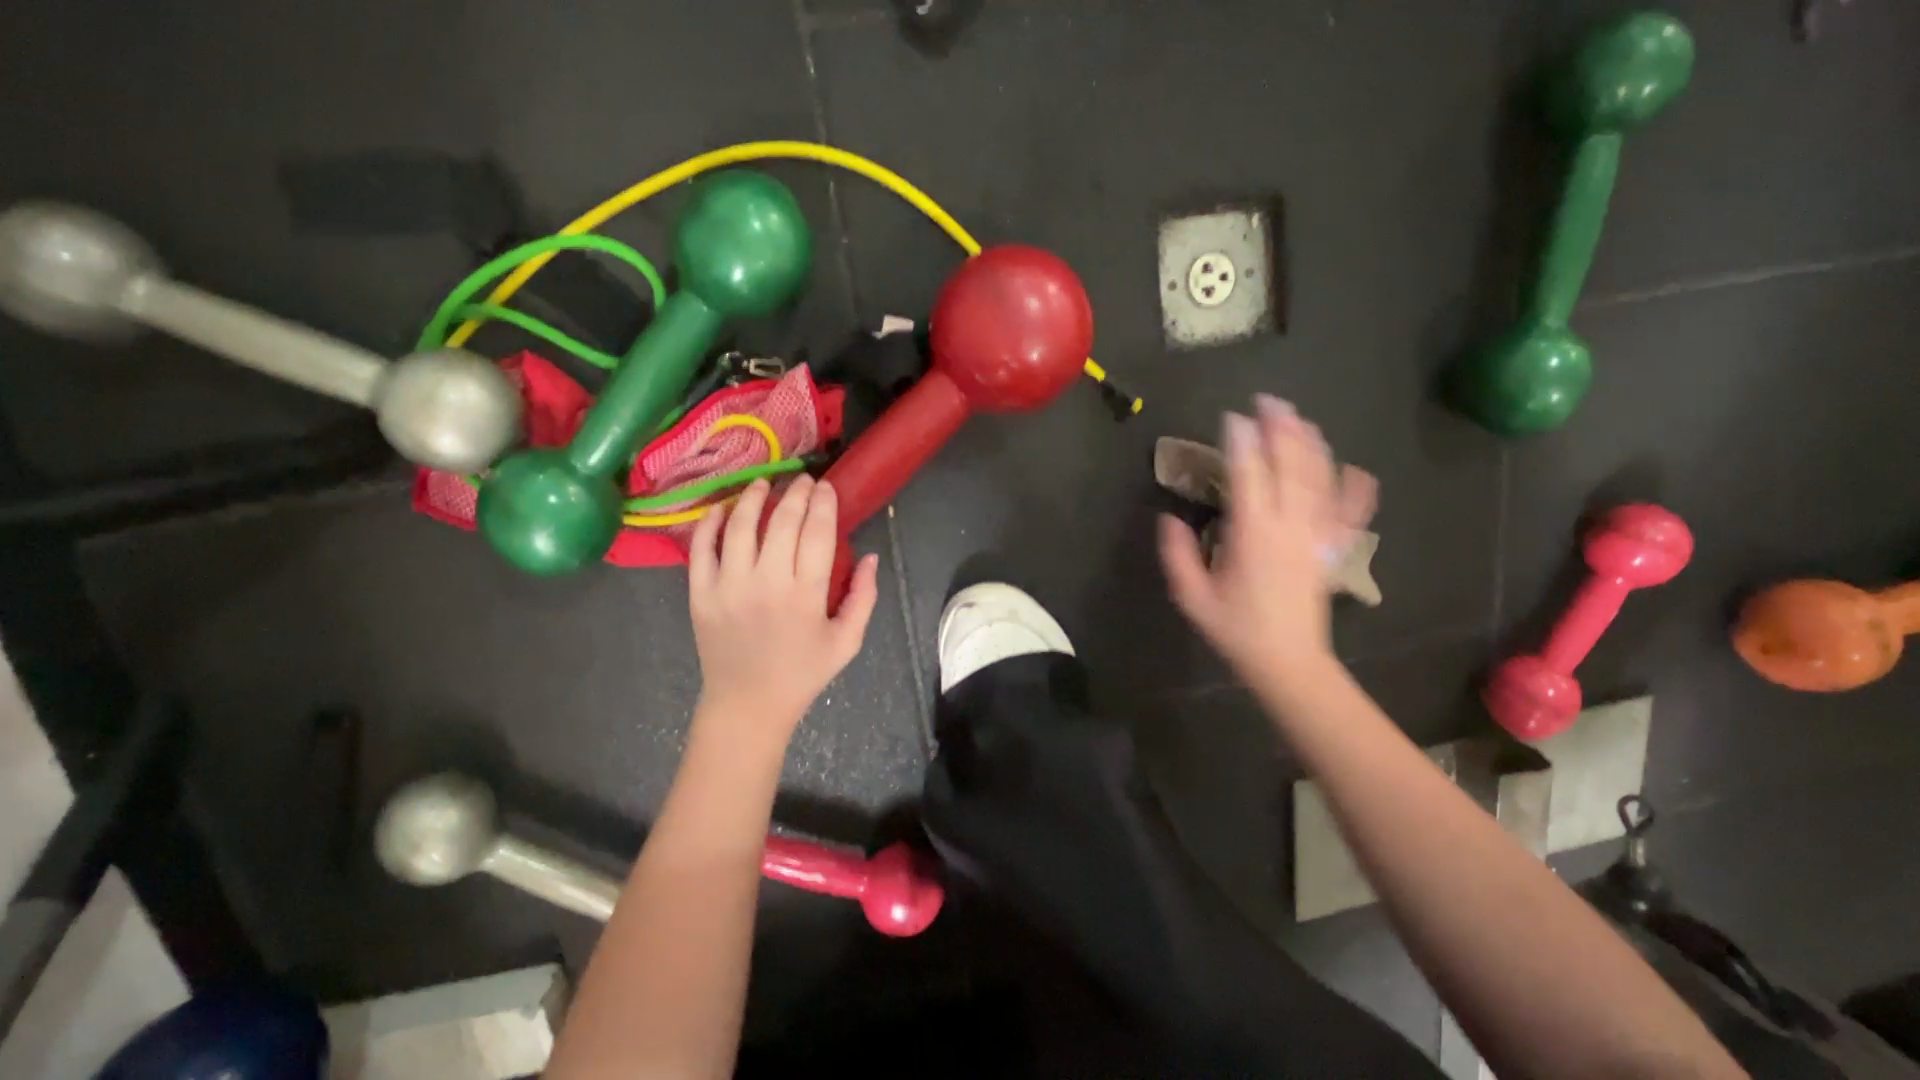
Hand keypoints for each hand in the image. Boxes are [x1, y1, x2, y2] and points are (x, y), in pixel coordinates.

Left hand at [687, 476, 880, 738]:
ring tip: (764, 483)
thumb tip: (870, 555)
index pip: (818, 532)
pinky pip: (701, 548)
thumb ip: (864, 597)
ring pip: (740, 526)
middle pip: (782, 521)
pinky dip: (710, 523)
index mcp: (806, 595)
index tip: (827, 487)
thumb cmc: (802, 674)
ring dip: (754, 497)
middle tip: (803, 481)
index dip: (824, 503)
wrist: (747, 704)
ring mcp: (729, 586)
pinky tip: (722, 508)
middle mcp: (767, 583)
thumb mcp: (847, 642)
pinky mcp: (700, 593)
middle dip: (796, 493)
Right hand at [1159, 395, 1377, 687]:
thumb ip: (1177, 555)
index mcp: (1253, 534)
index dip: (1241, 442)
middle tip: (1269, 402)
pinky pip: (1351, 512)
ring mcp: (1318, 535)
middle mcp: (1290, 526)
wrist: (1288, 661)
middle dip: (1280, 429)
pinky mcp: (1333, 549)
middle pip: (1290, 465)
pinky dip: (1355, 487)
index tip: (1232, 417)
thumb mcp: (1193, 596)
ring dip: (1311, 445)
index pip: (1248, 475)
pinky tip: (1353, 468)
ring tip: (1300, 418)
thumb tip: (1168, 519)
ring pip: (1320, 479)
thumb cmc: (1236, 629)